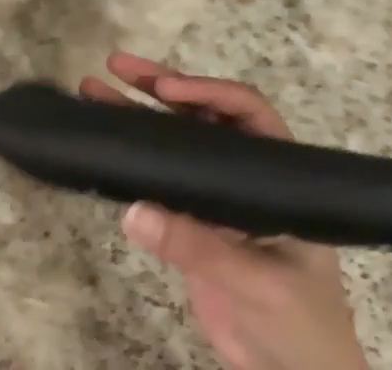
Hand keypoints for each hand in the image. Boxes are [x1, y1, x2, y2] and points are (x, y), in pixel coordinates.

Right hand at [82, 54, 369, 369]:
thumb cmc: (300, 326)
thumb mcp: (257, 284)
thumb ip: (199, 248)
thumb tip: (133, 211)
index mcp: (280, 181)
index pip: (249, 116)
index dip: (209, 93)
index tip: (167, 91)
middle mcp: (247, 179)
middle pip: (204, 117)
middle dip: (161, 86)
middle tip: (116, 65)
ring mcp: (215, 200)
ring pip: (175, 142)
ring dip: (136, 114)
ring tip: (91, 88)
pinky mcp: (189, 224)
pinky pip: (157, 179)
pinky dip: (129, 157)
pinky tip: (100, 141)